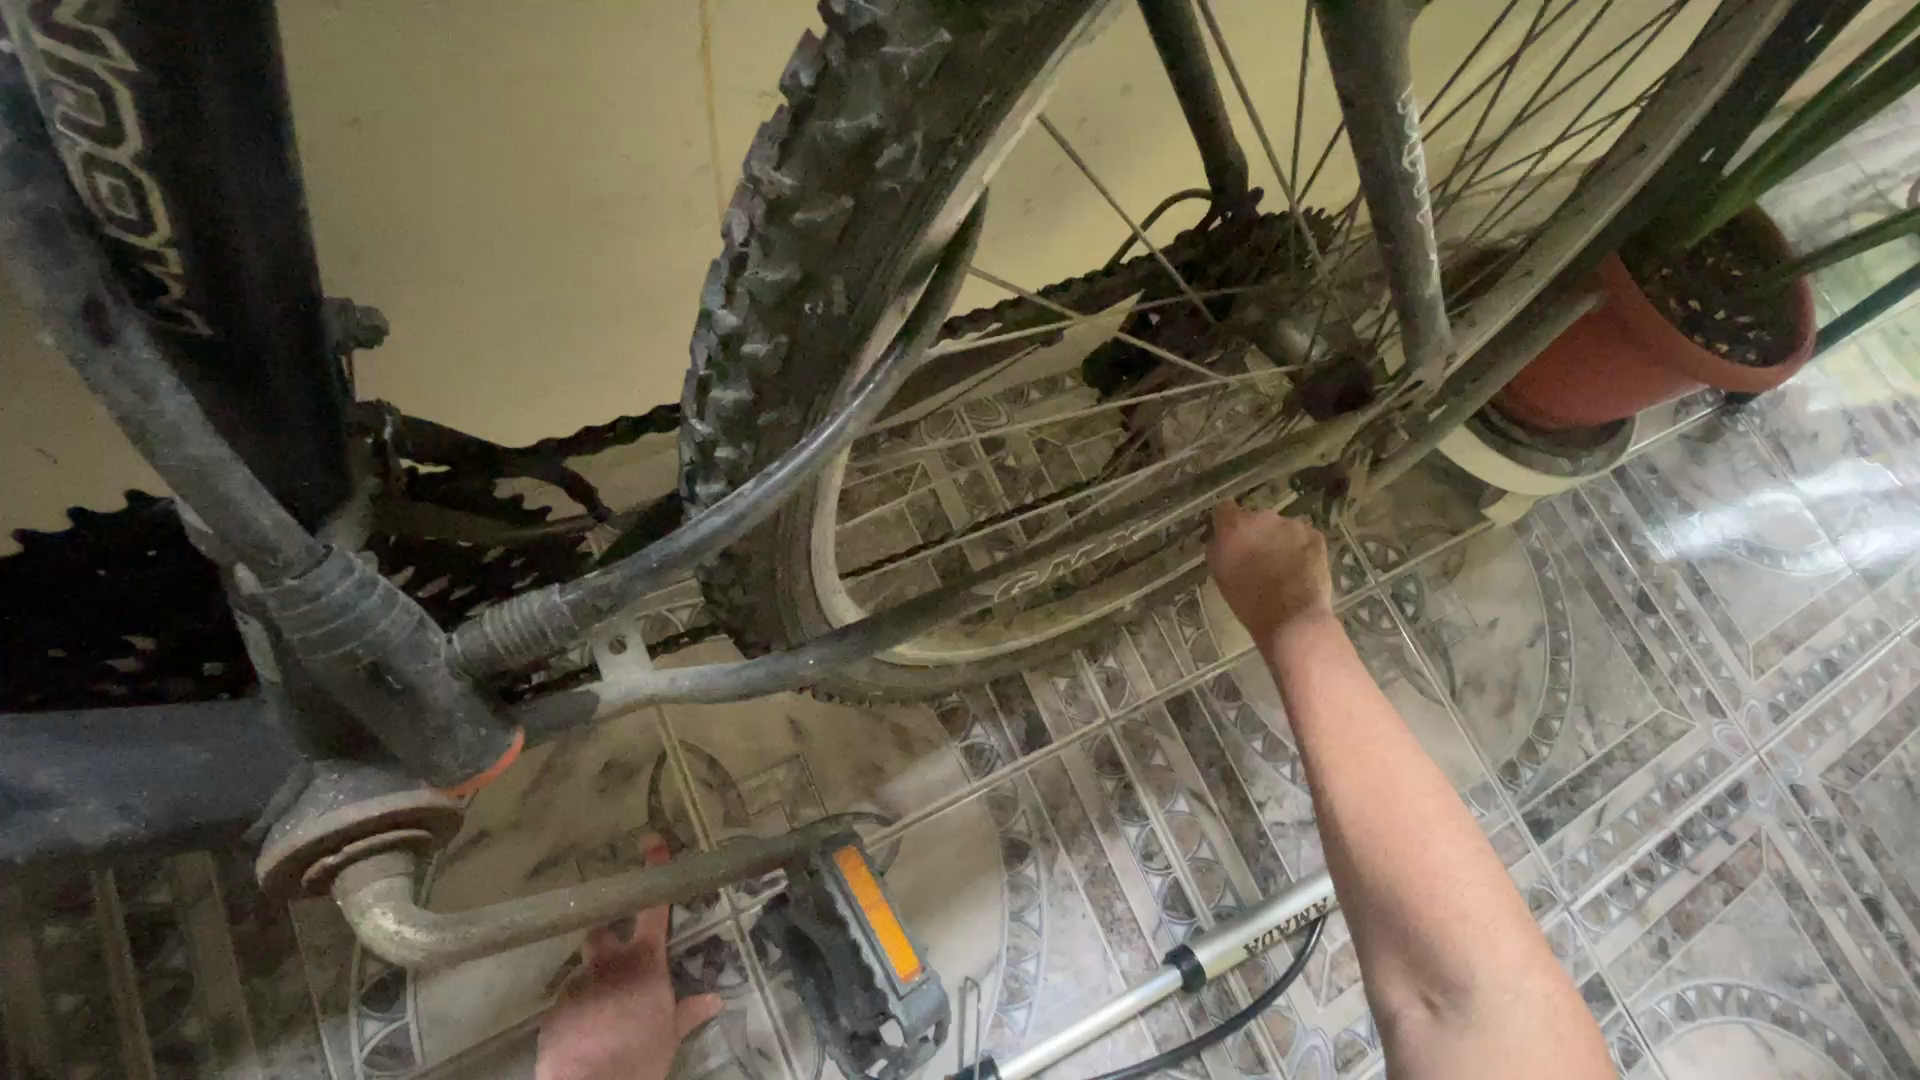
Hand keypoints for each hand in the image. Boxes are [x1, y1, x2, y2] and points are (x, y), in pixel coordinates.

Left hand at [536, 836, 723, 1079]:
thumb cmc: (641, 1055)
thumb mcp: (671, 1034)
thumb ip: (689, 1012)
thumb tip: (715, 1001)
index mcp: (644, 961)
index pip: (652, 907)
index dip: (654, 872)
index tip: (652, 842)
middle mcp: (608, 963)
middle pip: (601, 930)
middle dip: (605, 934)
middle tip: (612, 953)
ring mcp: (576, 985)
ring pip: (583, 971)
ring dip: (592, 983)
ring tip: (601, 1012)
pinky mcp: (551, 1012)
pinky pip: (566, 1002)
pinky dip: (576, 1010)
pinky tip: (584, 1031)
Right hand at [1206, 500, 1334, 641]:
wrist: (1292, 618)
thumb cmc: (1248, 601)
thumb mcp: (1219, 574)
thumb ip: (1219, 548)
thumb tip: (1222, 538)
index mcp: (1234, 526)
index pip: (1224, 508)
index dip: (1227, 522)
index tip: (1230, 537)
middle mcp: (1263, 517)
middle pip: (1256, 518)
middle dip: (1257, 533)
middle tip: (1259, 557)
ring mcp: (1293, 525)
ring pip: (1282, 527)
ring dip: (1280, 540)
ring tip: (1283, 566)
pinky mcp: (1316, 536)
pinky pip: (1304, 537)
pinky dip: (1301, 548)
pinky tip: (1301, 569)